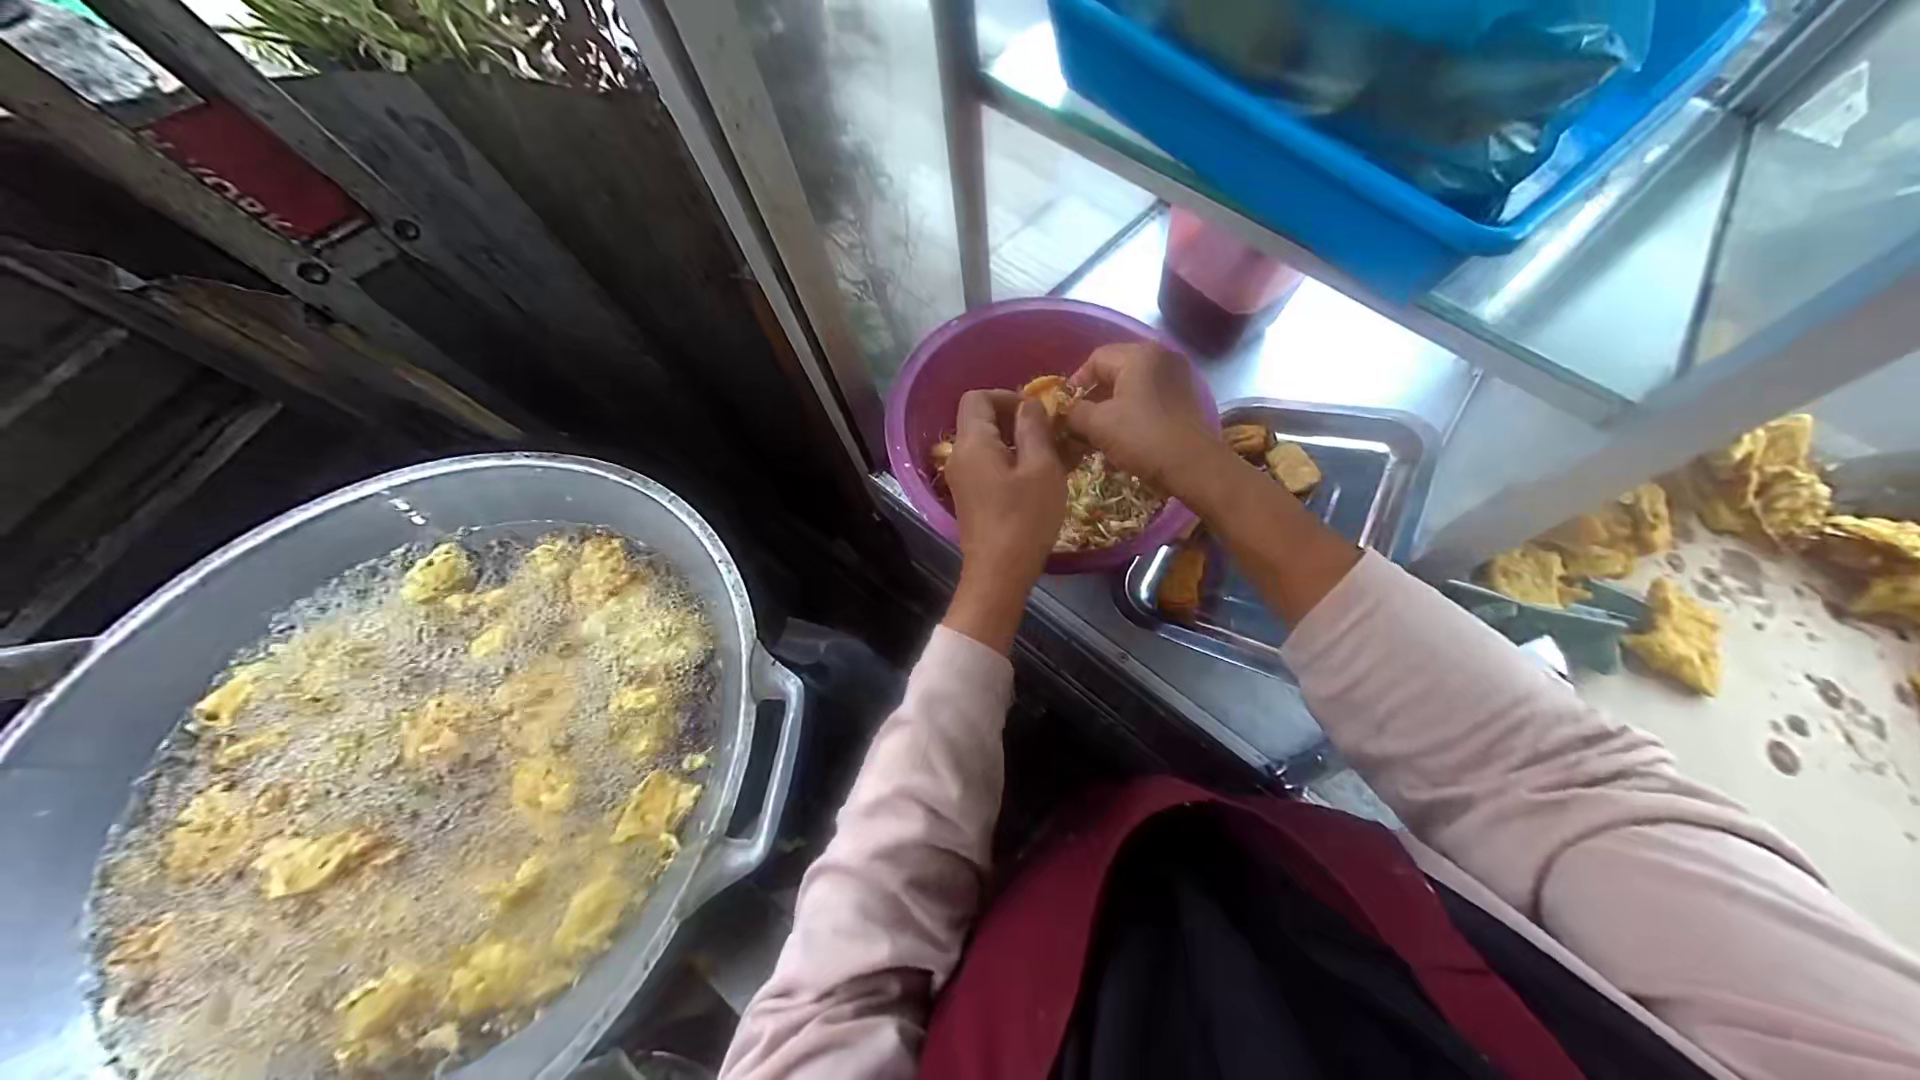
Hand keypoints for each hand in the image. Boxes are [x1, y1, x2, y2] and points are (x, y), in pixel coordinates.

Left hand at [941, 389, 1065, 651]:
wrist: (999, 573)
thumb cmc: (1024, 519)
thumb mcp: (1041, 468)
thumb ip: (1034, 428)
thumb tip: (1029, 404)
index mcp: (972, 443)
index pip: (977, 397)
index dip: (1007, 396)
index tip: (1036, 413)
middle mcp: (959, 456)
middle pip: (979, 419)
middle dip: (1013, 418)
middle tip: (1047, 433)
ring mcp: (961, 478)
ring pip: (985, 443)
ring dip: (1014, 441)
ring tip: (1047, 456)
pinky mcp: (969, 497)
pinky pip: (986, 465)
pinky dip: (1008, 461)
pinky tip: (1034, 478)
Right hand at [1064, 342, 1230, 498]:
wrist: (1191, 466)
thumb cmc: (1141, 437)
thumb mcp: (1097, 424)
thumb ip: (1073, 412)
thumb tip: (1063, 413)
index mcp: (1140, 355)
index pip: (1095, 359)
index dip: (1075, 383)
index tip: (1065, 409)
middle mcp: (1161, 357)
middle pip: (1115, 370)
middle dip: (1093, 395)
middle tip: (1079, 420)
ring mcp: (1176, 377)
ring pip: (1131, 386)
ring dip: (1111, 406)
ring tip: (1097, 431)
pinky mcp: (1184, 398)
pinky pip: (1148, 397)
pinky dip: (1131, 411)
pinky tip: (1121, 434)